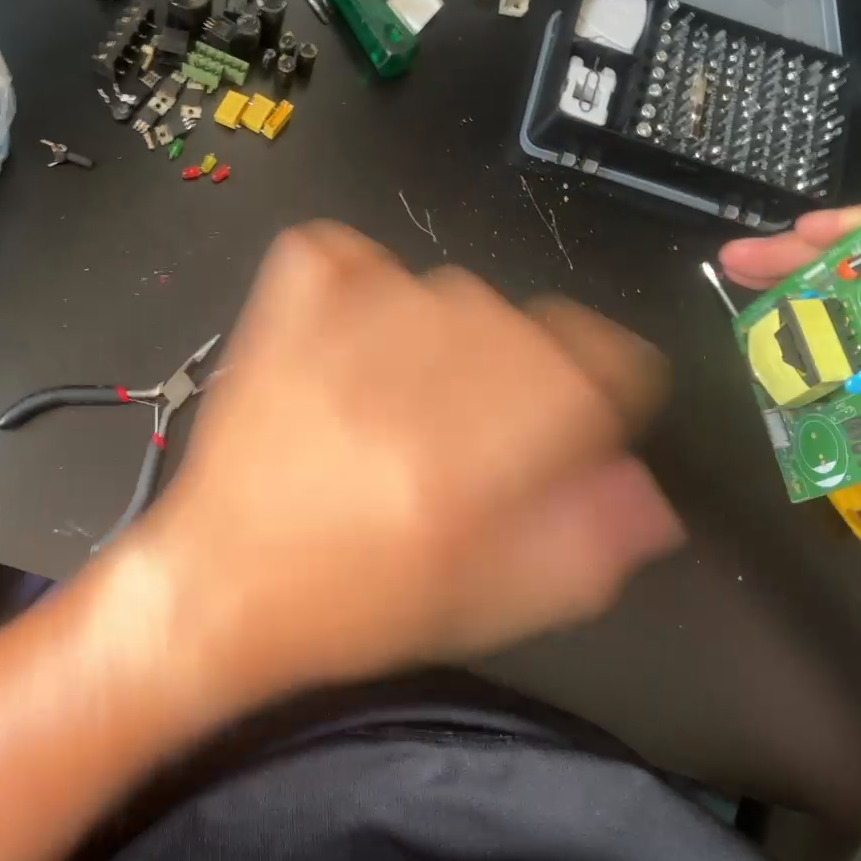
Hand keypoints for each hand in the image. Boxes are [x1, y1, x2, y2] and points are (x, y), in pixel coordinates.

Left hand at [126, 223, 683, 697]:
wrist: (220, 583)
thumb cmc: (349, 607)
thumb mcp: (483, 606)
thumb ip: (581, 544)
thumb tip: (640, 485)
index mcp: (467, 465)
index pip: (594, 362)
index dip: (612, 379)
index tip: (591, 403)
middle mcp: (405, 387)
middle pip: (524, 321)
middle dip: (530, 370)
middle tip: (486, 422)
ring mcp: (334, 343)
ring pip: (447, 286)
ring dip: (455, 334)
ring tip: (417, 393)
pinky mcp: (278, 323)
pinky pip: (340, 252)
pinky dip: (366, 276)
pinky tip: (363, 327)